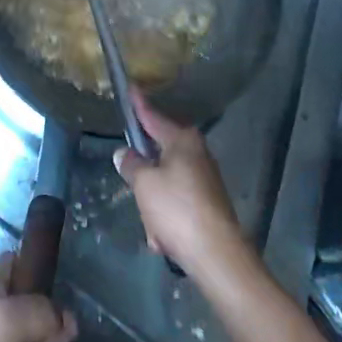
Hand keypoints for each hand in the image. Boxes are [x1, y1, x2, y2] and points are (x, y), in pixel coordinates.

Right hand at [113, 88, 246, 274]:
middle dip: (144, 173)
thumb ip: (131, 164)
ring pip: (166, 182)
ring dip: (154, 203)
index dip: (139, 104)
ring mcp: (205, 178)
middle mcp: (197, 153)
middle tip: (133, 185)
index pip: (153, 116)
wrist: (217, 255)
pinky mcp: (208, 203)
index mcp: (182, 140)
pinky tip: (163, 237)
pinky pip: (177, 204)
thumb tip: (124, 152)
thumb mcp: (144, 184)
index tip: (131, 87)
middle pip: (159, 152)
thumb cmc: (177, 209)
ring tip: (153, 226)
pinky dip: (167, 218)